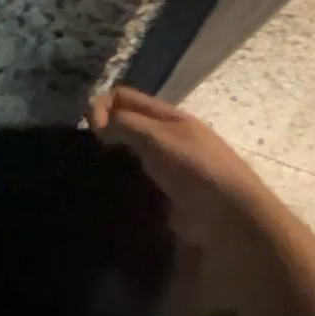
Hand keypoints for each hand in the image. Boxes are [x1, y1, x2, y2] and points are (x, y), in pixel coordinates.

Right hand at [87, 86, 273, 230]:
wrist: (228, 218)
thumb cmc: (194, 169)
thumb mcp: (157, 136)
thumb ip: (123, 124)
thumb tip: (97, 126)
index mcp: (167, 116)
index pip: (122, 97)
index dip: (101, 106)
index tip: (93, 132)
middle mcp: (164, 138)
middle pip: (122, 125)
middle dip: (101, 134)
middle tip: (86, 154)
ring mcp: (163, 168)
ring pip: (124, 156)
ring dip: (107, 162)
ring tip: (92, 176)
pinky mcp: (160, 196)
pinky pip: (130, 185)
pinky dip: (116, 187)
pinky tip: (105, 195)